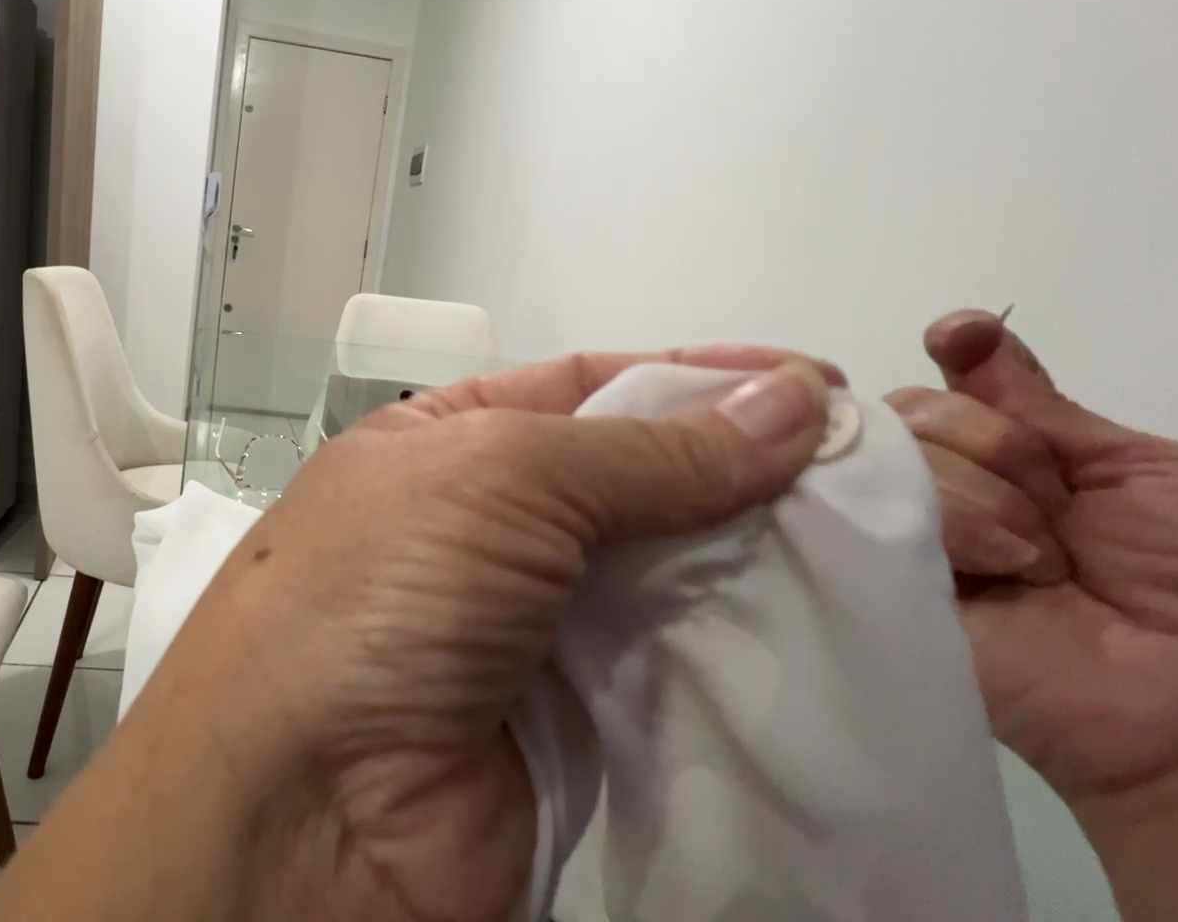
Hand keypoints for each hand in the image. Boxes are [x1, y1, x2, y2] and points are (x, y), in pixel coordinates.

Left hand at [141, 350, 834, 921]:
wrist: (309, 802)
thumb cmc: (381, 591)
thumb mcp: (499, 476)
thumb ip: (646, 450)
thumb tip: (788, 401)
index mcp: (444, 443)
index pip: (584, 385)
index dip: (690, 376)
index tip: (807, 380)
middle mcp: (484, 524)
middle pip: (631, 477)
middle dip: (737, 465)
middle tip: (862, 462)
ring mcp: (528, 620)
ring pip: (661, 569)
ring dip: (752, 553)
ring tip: (868, 534)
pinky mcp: (571, 712)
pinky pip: (669, 661)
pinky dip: (739, 642)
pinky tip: (822, 618)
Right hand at [887, 311, 1177, 807]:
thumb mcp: (1140, 471)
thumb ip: (1039, 408)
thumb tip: (962, 331)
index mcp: (1009, 458)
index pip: (949, 383)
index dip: (949, 351)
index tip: (957, 338)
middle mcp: (945, 486)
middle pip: (911, 412)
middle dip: (988, 444)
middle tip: (1053, 513)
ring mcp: (904, 533)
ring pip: (890, 460)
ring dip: (978, 502)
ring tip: (1032, 567)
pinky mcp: (876, 580)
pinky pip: (862, 520)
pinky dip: (929, 527)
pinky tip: (979, 562)